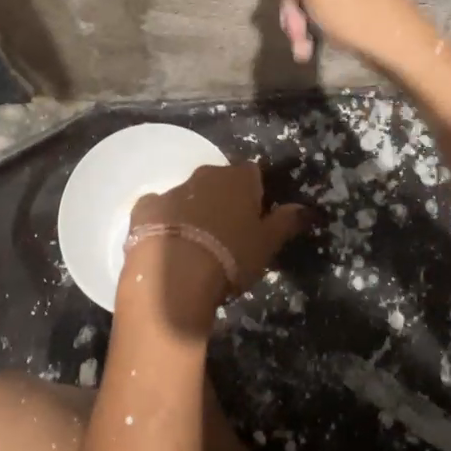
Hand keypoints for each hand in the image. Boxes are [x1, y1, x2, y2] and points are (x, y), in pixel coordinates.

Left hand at [125, 165, 311, 322]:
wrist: (175, 275)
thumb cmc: (230, 257)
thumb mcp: (267, 244)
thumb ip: (286, 222)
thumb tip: (306, 208)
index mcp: (238, 179)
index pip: (253, 174)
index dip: (255, 195)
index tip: (255, 219)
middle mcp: (205, 175)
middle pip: (219, 182)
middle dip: (222, 201)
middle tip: (226, 235)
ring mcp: (172, 190)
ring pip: (188, 196)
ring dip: (193, 212)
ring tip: (196, 246)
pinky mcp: (144, 208)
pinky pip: (158, 210)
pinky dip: (163, 222)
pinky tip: (165, 245)